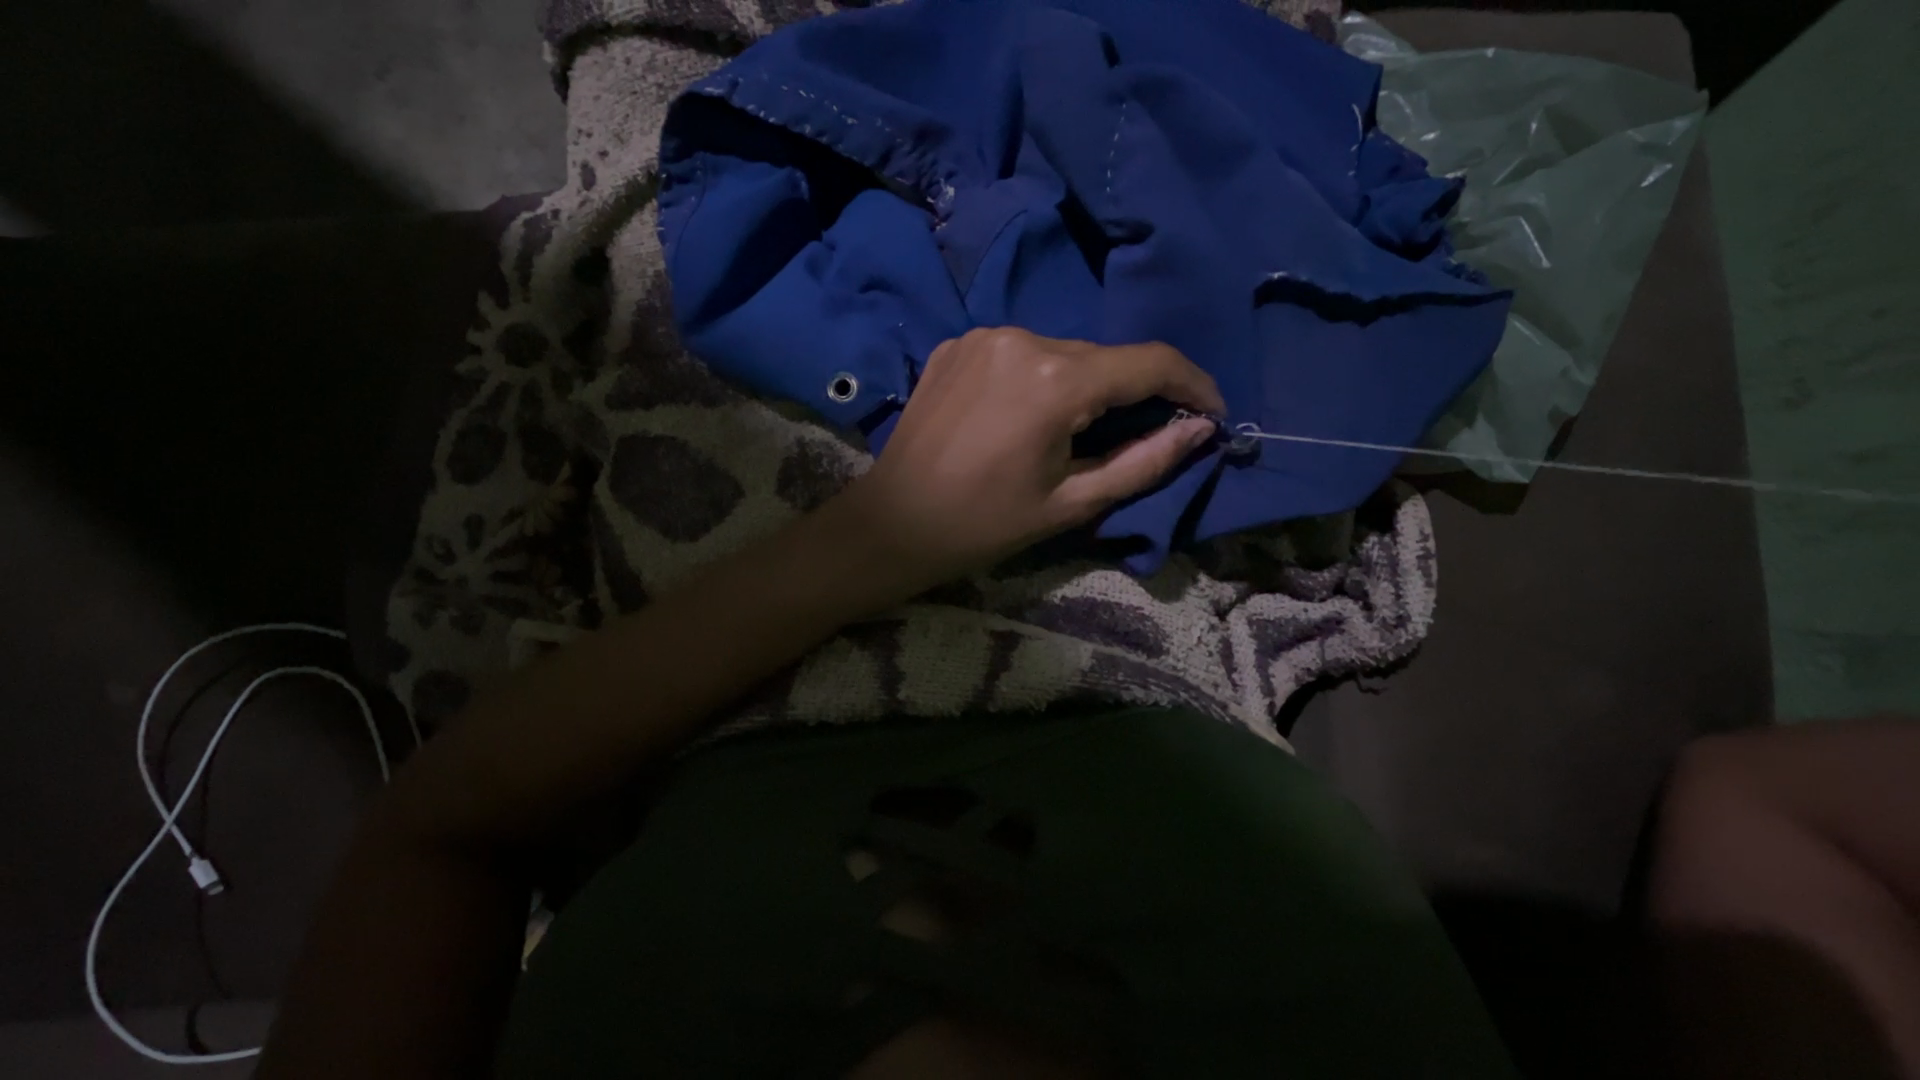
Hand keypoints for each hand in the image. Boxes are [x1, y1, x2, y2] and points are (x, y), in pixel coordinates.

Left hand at [831, 327, 1222, 592]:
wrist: (893, 522)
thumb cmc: (985, 524)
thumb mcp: (1072, 503)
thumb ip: (1143, 461)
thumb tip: (1199, 430)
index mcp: (1056, 379)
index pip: (1150, 362)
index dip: (1193, 385)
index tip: (1212, 413)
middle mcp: (1022, 337)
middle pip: (1104, 357)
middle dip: (1135, 392)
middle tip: (1148, 435)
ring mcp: (983, 336)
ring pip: (1063, 352)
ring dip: (1085, 384)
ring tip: (1076, 434)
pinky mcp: (956, 344)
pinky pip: (1020, 353)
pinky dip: (1039, 378)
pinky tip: (1025, 418)